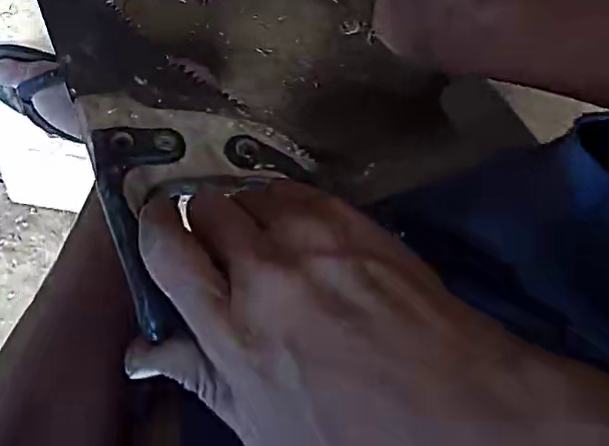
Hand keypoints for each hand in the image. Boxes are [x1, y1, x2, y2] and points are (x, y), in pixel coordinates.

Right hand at [129, 181, 608, 445]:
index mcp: (236, 332)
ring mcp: (310, 238)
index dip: (154, 224)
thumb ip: (198, 374)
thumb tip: (138, 351)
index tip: (161, 225)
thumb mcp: (264, 428)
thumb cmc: (358, 438)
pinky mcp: (347, 217)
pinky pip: (289, 187)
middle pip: (205, 206)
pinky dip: (283, 204)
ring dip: (247, 213)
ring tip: (268, 243)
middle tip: (224, 249)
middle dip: (206, 222)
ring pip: (248, 191)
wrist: (470, 413)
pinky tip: (302, 232)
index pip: (165, 244)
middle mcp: (264, 272)